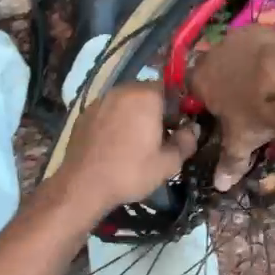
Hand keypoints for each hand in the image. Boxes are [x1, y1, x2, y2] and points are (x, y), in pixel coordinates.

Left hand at [58, 82, 197, 209]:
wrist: (82, 185)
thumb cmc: (130, 172)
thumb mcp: (167, 164)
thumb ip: (185, 142)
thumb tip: (192, 130)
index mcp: (145, 96)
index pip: (171, 89)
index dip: (178, 107)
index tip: (179, 127)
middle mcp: (122, 90)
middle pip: (147, 93)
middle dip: (156, 110)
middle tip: (160, 136)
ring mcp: (100, 100)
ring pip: (126, 102)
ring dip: (135, 115)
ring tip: (137, 141)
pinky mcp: (84, 114)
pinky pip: (108, 111)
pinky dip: (116, 121)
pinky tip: (115, 143)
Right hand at [187, 29, 274, 190]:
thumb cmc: (256, 115)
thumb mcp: (240, 142)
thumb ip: (229, 162)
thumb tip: (220, 187)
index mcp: (200, 80)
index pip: (191, 86)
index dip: (203, 98)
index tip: (216, 109)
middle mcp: (214, 53)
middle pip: (213, 66)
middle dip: (224, 79)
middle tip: (242, 98)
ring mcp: (239, 37)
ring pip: (236, 52)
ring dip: (245, 64)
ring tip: (264, 84)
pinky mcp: (264, 30)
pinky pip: (260, 43)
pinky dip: (266, 55)